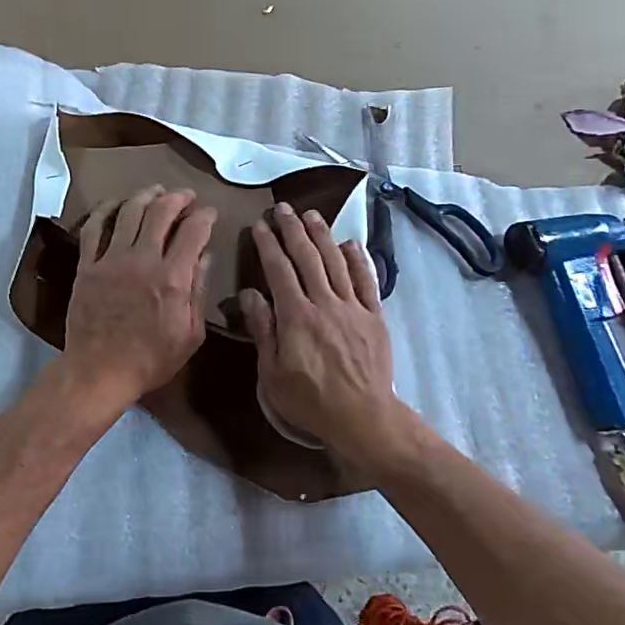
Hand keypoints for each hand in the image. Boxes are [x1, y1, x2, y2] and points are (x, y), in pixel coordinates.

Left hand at [63, 185, 216, 406]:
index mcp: (173, 278)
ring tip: (157, 191)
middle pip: (161, 212)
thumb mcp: (191, 333)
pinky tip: (117, 203)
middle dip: (179, 198)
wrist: (99, 372)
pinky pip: (94, 227)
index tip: (210, 214)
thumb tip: (206, 255)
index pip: (194, 231)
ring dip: (146, 195)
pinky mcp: (87, 266)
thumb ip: (199, 290)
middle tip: (187, 196)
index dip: (205, 216)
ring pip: (129, 212)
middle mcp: (142, 260)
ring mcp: (111, 260)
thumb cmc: (152, 359)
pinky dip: (106, 209)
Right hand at [239, 204, 429, 469]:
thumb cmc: (310, 401)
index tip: (260, 225)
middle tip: (284, 208)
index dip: (268, 244)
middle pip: (308, 257)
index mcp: (297, 316)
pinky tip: (351, 243)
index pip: (279, 270)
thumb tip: (250, 294)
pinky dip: (359, 259)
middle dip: (293, 230)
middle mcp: (326, 303)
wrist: (363, 416)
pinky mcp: (374, 316)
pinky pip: (367, 280)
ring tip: (313, 215)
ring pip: (337, 262)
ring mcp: (353, 307)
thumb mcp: (272, 374)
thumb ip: (263, 331)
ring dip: (323, 236)